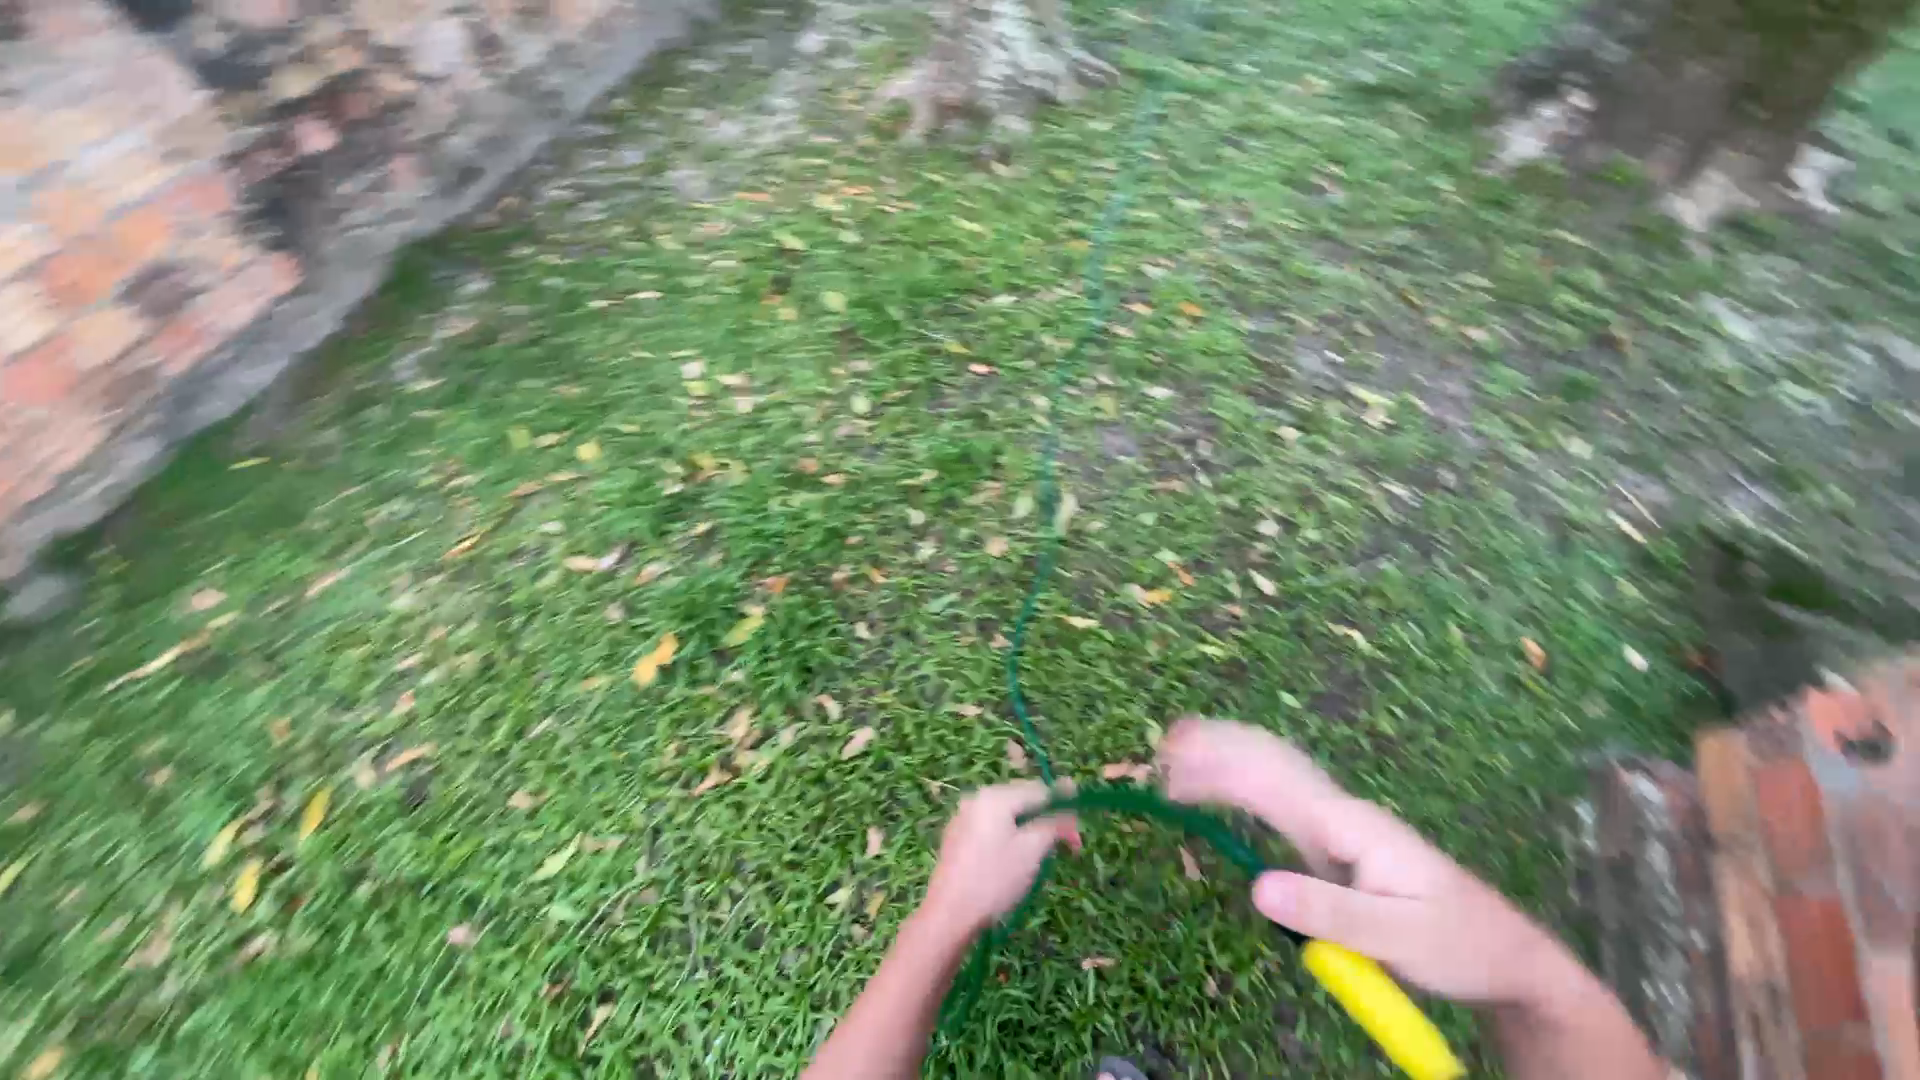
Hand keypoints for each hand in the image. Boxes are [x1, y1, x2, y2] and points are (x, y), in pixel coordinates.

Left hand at [922, 781, 1079, 935]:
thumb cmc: (994, 879)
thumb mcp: (1032, 850)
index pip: (1038, 790)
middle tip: (1068, 845)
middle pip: (1021, 801)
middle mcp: (976, 799)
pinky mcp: (956, 839)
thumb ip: (1053, 825)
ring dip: (1029, 830)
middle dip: (1047, 819)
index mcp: (995, 796)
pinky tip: (1015, 861)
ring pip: (1007, 816)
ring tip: (1043, 855)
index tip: (1080, 826)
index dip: (1064, 805)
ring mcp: (963, 818)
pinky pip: (991, 828)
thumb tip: (1068, 813)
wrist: (949, 914)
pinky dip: (1009, 838)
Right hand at [1157, 717, 1569, 1006]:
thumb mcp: (1400, 937)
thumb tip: (1255, 886)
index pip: (1271, 782)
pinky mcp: (1329, 845)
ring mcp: (1333, 825)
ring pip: (1271, 770)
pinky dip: (1240, 781)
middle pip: (1268, 760)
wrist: (1507, 954)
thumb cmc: (1459, 945)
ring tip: (1174, 750)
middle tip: (1162, 747)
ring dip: (1224, 754)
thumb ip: (1329, 912)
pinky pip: (1276, 798)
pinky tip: (1216, 784)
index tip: (1172, 776)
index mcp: (1349, 823)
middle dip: (1215, 745)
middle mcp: (1336, 812)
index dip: (1218, 773)